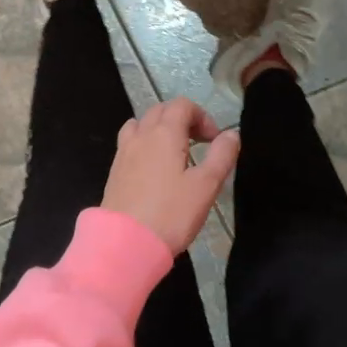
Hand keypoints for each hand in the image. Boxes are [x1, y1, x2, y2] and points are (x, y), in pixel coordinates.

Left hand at [100, 98, 238, 253]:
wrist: (125, 241)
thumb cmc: (171, 213)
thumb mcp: (205, 186)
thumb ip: (221, 156)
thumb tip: (232, 134)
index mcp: (164, 133)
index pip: (182, 105)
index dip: (202, 116)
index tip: (215, 140)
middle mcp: (141, 134)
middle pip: (161, 110)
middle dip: (182, 119)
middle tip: (200, 143)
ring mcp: (124, 150)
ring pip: (142, 122)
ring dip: (160, 128)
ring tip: (175, 152)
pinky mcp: (115, 168)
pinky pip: (130, 141)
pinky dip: (145, 142)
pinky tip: (153, 167)